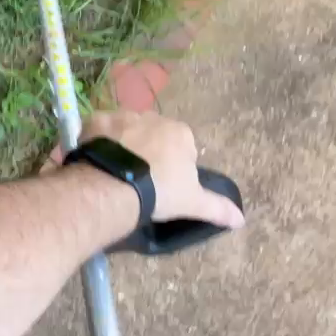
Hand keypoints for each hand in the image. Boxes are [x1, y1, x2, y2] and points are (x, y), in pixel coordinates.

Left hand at [80, 109, 244, 229]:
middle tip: (141, 175)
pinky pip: (98, 128)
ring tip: (117, 168)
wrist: (116, 184)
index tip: (165, 181)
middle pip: (152, 133)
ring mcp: (120, 115)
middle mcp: (150, 116)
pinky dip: (98, 140)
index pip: (181, 144)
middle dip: (148, 148)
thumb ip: (219, 208)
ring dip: (122, 142)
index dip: (174, 163)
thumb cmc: (161, 192)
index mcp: (180, 132)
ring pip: (124, 127)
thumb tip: (241, 219)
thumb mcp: (194, 202)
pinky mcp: (94, 120)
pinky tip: (97, 158)